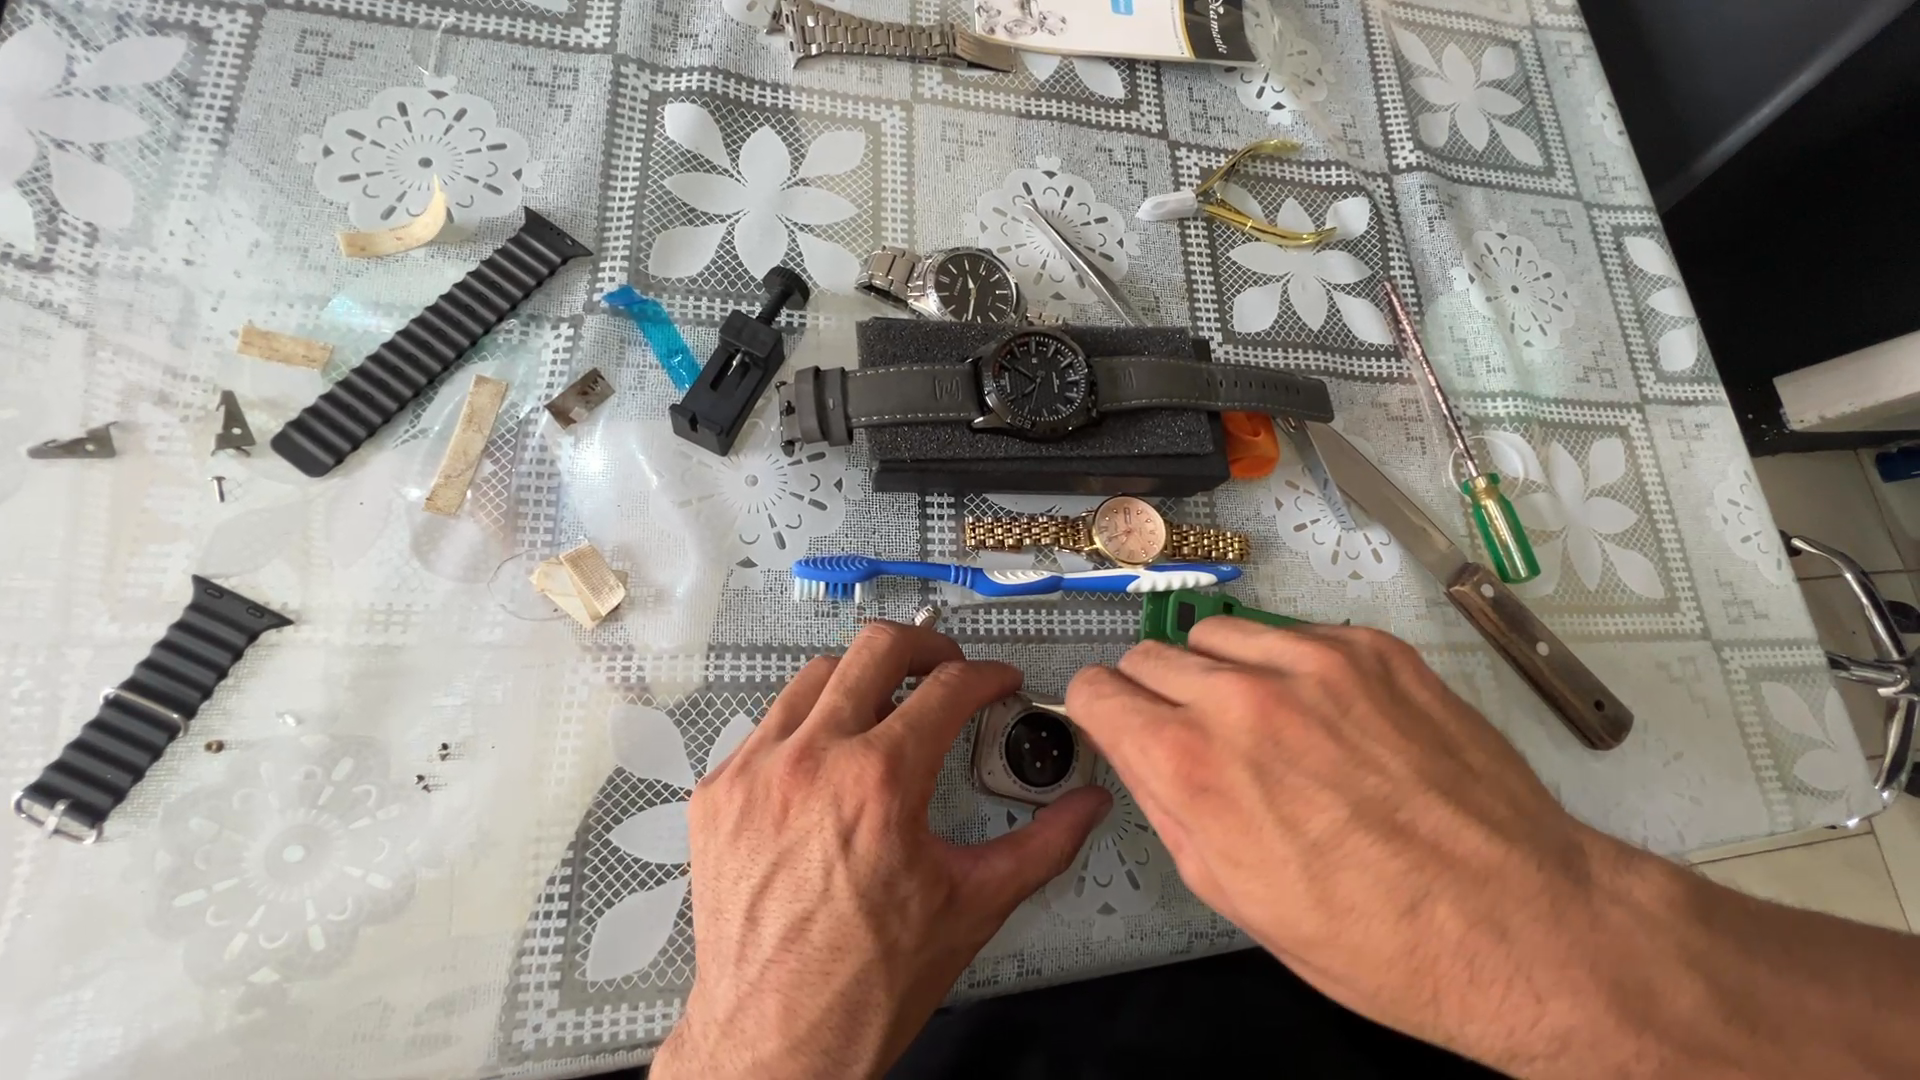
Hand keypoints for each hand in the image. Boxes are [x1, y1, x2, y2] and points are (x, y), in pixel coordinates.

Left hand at [654, 621, 1111, 1079]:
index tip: (995, 683)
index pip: (948, 686)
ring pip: (816, 674)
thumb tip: (1083, 809)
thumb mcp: (973, 905)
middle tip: (945, 666)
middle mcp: (812, 763)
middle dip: (925, 644)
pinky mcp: (721, 793)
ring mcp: (757, 773)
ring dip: (862, 678)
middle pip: (876, 647)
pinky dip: (809, 722)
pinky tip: (828, 756)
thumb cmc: (864, 985)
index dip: (986, 676)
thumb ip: (1043, 844)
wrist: (776, 1041)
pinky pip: (769, 723)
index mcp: (880, 783)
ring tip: (888, 706)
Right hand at [1065, 618, 1626, 1074]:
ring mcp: (1310, 663)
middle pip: (1148, 654)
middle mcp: (1240, 697)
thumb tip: (1136, 747)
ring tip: (1262, 721)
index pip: (1096, 689)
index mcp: (1191, 763)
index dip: (1100, 712)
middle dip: (1155, 694)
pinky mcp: (1370, 649)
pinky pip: (1290, 634)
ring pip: (1214, 634)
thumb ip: (1164, 800)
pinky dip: (1287, 666)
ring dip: (1219, 671)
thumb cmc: (1373, 935)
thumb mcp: (1228, 889)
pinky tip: (1325, 715)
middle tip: (1194, 733)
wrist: (1520, 922)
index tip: (1119, 722)